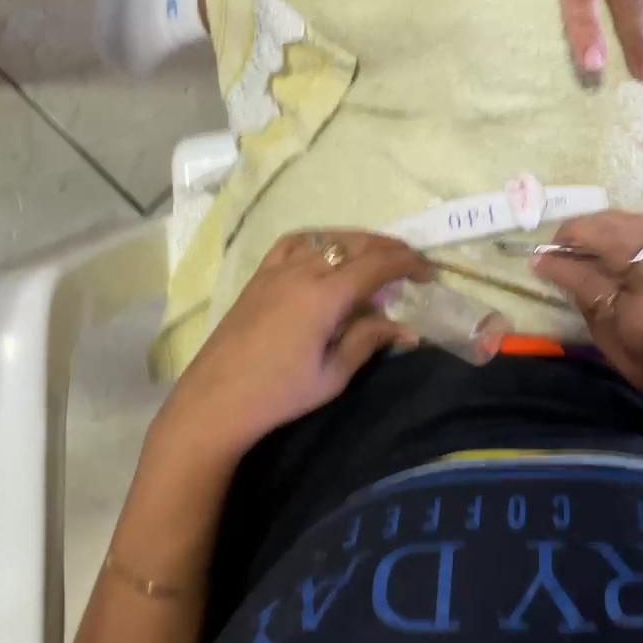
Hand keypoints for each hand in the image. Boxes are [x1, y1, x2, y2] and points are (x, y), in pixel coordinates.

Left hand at [161, 230, 430, 454]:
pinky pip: (294, 243)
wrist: (213, 403)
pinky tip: (328, 251)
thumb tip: (407, 327)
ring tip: (377, 254)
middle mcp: (302, 272)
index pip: (377, 265)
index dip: (408, 263)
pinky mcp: (259, 276)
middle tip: (412, 263)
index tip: (429, 272)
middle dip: (389, 249)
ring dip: (358, 241)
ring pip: (327, 239)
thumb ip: (369, 341)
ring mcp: (277, 269)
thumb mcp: (332, 375)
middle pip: (355, 245)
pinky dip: (320, 239)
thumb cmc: (278, 396)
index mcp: (324, 296)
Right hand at [529, 211, 642, 435]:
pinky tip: (612, 228)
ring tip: (579, 232)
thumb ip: (590, 310)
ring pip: (631, 223)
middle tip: (555, 242)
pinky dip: (627, 220)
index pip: (586, 277)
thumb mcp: (617, 355)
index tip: (536, 261)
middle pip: (610, 238)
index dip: (557, 265)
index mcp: (639, 317)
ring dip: (598, 222)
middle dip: (575, 233)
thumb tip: (563, 275)